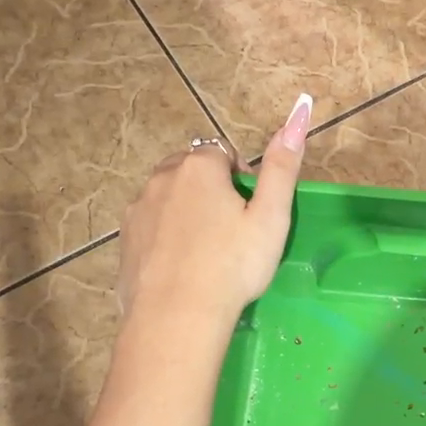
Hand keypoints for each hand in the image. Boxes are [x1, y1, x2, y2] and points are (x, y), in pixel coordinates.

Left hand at [117, 94, 311, 317]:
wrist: (178, 315)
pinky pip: (152, 226)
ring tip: (209, 252)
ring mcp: (137, 210)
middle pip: (191, 170)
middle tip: (234, 232)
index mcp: (199, 168)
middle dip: (211, 189)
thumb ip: (283, 166)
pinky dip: (167, 237)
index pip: (221, 153)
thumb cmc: (234, 265)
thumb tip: (300, 110)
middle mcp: (161, 178)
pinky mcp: (125, 240)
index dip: (241, 178)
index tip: (252, 211)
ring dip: (188, 212)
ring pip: (169, 198)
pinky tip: (185, 267)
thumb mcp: (271, 217)